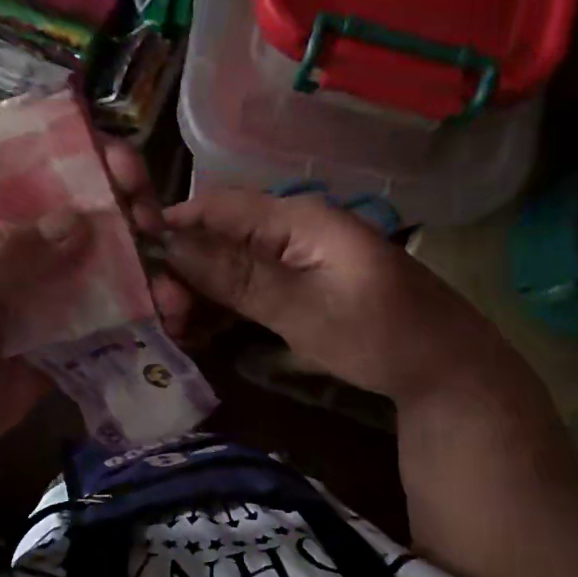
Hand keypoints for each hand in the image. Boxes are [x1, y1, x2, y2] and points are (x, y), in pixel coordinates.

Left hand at [0, 140, 182, 487]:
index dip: (70, 155)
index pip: (20, 171)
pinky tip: (167, 311)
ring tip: (170, 280)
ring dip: (138, 259)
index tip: (117, 163)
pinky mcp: (63, 330)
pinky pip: (105, 308)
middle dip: (118, 206)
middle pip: (70, 208)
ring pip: (96, 258)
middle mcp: (6, 247)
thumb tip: (78, 221)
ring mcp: (38, 288)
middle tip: (151, 219)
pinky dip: (137, 307)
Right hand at [162, 190, 534, 406]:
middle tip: (159, 313)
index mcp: (296, 219)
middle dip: (182, 270)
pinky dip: (221, 305)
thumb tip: (172, 247)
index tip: (133, 261)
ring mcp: (295, 257)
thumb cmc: (380, 335)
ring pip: (227, 263)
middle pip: (218, 236)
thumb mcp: (304, 310)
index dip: (171, 226)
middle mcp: (290, 229)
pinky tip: (199, 330)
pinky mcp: (298, 283)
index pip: (216, 207)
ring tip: (173, 327)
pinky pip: (247, 285)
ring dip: (197, 292)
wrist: (444, 369)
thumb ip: (239, 278)